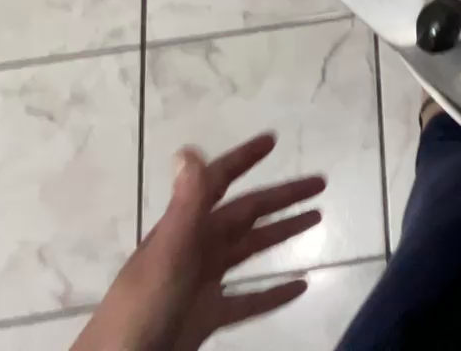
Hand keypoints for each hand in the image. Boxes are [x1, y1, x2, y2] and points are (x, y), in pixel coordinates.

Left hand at [72, 134, 326, 350]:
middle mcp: (194, 251)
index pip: (217, 183)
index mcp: (184, 230)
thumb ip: (184, 205)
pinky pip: (248, 301)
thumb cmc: (140, 310)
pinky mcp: (206, 319)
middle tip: (320, 182)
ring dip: (282, 233)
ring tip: (317, 218)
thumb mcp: (167, 255)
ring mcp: (200, 286)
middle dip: (281, 197)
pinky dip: (274, 292)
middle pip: (245, 214)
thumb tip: (189, 149)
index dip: (243, 160)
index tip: (273, 141)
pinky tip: (301, 285)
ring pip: (250, 250)